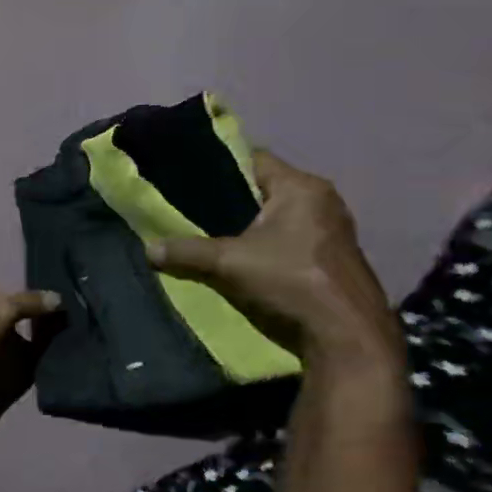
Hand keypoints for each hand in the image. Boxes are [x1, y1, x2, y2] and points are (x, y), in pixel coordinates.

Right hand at [146, 151, 400, 361]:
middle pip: (257, 188)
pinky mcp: (322, 254)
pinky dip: (251, 241)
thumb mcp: (225, 262)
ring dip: (235, 223)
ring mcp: (324, 228)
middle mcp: (318, 201)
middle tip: (179, 205)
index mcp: (301, 188)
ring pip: (266, 214)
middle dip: (220, 198)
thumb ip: (183, 251)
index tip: (180, 176)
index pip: (252, 159)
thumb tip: (147, 249)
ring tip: (195, 230)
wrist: (343, 332)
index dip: (214, 165)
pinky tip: (225, 253)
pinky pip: (276, 236)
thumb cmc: (290, 280)